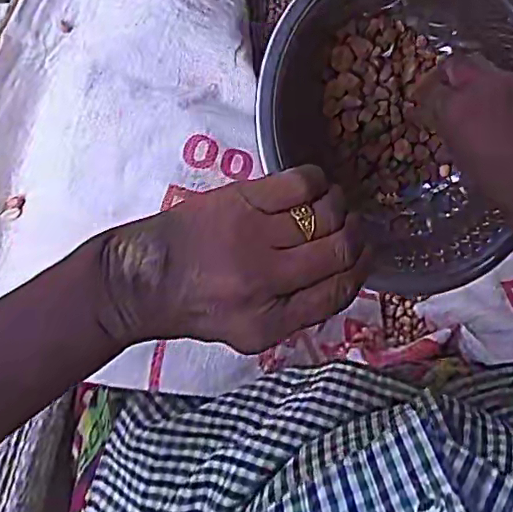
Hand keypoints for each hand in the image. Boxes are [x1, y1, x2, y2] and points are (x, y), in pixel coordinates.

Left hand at [94, 166, 368, 352]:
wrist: (145, 277)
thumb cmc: (200, 303)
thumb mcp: (250, 330)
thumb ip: (299, 310)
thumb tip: (348, 273)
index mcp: (269, 323)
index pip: (338, 292)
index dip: (362, 268)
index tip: (367, 252)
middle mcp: (265, 281)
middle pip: (339, 249)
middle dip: (357, 235)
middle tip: (354, 226)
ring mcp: (253, 236)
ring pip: (326, 213)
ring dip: (339, 206)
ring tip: (332, 206)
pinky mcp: (243, 199)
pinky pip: (302, 182)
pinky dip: (319, 181)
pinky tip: (314, 187)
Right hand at [413, 53, 512, 229]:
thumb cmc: (507, 184)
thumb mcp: (465, 163)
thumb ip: (452, 134)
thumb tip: (449, 126)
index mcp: (456, 109)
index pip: (430, 92)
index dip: (427, 101)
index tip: (427, 109)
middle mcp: (481, 86)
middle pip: (454, 65)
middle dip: (448, 78)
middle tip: (449, 96)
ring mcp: (509, 81)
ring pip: (484, 70)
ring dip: (478, 84)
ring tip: (482, 106)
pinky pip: (509, 80)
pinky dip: (503, 92)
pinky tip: (508, 112)